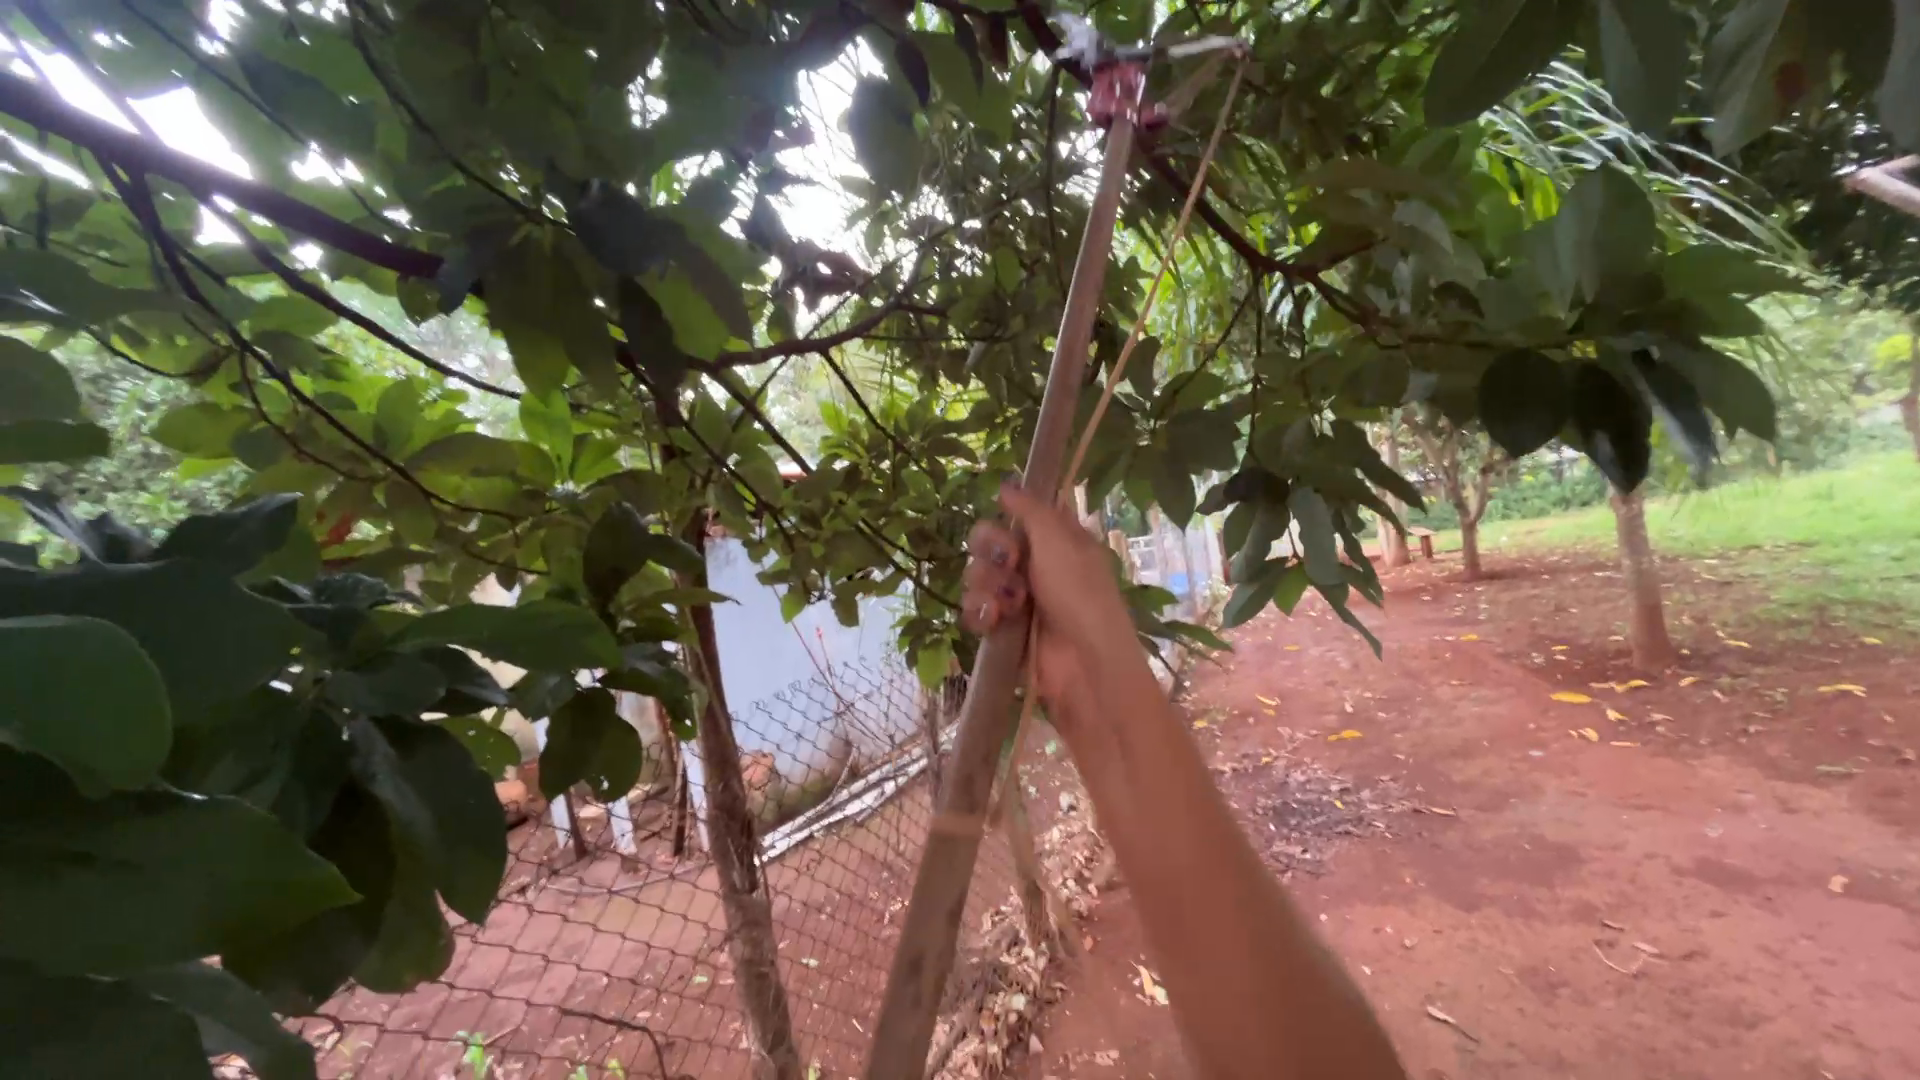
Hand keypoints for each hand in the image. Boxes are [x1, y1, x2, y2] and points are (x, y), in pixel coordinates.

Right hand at [961, 482, 1134, 710]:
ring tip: (1010, 604)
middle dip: (991, 552)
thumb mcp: (1060, 541)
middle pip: (988, 543)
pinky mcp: (1003, 628)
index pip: (1018, 516)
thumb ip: (1030, 509)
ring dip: (989, 586)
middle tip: (1010, 564)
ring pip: (977, 576)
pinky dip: (981, 613)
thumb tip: (1006, 484)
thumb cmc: (1079, 594)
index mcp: (1056, 540)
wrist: (1083, 662)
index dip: (1007, 519)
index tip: (1010, 525)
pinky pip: (975, 609)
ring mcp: (1018, 598)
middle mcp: (1035, 565)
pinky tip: (995, 620)